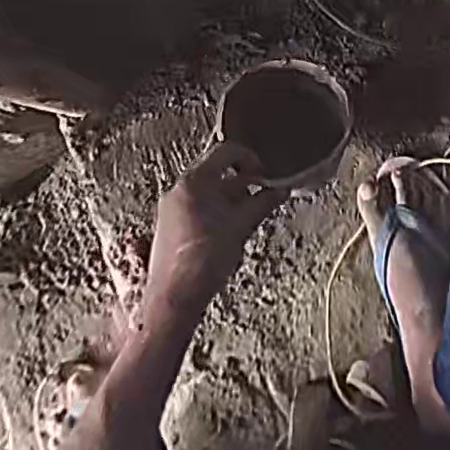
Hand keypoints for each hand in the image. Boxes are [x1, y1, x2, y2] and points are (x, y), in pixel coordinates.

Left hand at [144, 142, 283, 315]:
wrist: (175, 297)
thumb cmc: (205, 261)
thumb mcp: (241, 226)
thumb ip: (263, 203)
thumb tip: (280, 191)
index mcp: (194, 181)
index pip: (226, 152)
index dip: (250, 159)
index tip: (264, 175)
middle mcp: (178, 188)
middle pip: (216, 170)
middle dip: (242, 181)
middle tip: (261, 195)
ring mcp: (171, 206)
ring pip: (207, 189)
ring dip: (230, 196)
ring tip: (247, 215)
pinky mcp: (169, 223)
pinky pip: (196, 204)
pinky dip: (215, 208)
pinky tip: (229, 228)